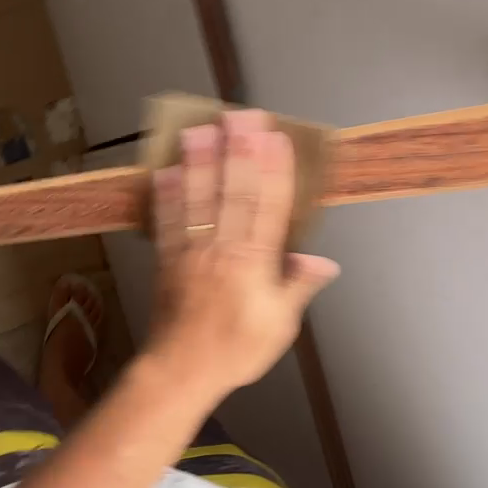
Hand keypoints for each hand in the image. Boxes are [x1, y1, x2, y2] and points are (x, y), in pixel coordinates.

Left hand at [145, 109, 339, 400]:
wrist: (181, 371)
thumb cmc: (235, 350)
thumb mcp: (279, 325)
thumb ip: (296, 286)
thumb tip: (321, 260)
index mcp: (253, 264)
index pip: (268, 209)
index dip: (273, 172)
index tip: (275, 139)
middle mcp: (222, 250)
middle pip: (232, 194)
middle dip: (237, 152)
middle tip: (239, 116)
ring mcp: (191, 252)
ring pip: (198, 201)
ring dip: (200, 163)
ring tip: (199, 129)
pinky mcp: (166, 260)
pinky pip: (167, 222)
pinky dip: (167, 196)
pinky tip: (167, 170)